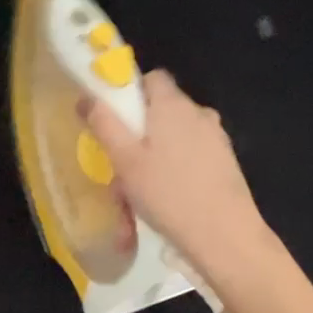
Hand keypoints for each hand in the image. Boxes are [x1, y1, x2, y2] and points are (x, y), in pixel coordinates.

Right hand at [82, 70, 272, 274]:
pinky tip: (164, 208)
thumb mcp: (125, 160)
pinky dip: (173, 178)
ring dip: (153, 164)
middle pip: (161, 114)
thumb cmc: (167, 194)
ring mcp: (216, 139)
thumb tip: (87, 97)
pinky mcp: (224, 164)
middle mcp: (198, 113)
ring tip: (137, 203)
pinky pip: (190, 162)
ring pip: (174, 142)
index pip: (152, 78)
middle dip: (137, 140)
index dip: (130, 94)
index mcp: (172, 105)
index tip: (114, 123)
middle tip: (120, 176)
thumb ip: (105, 124)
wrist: (223, 234)